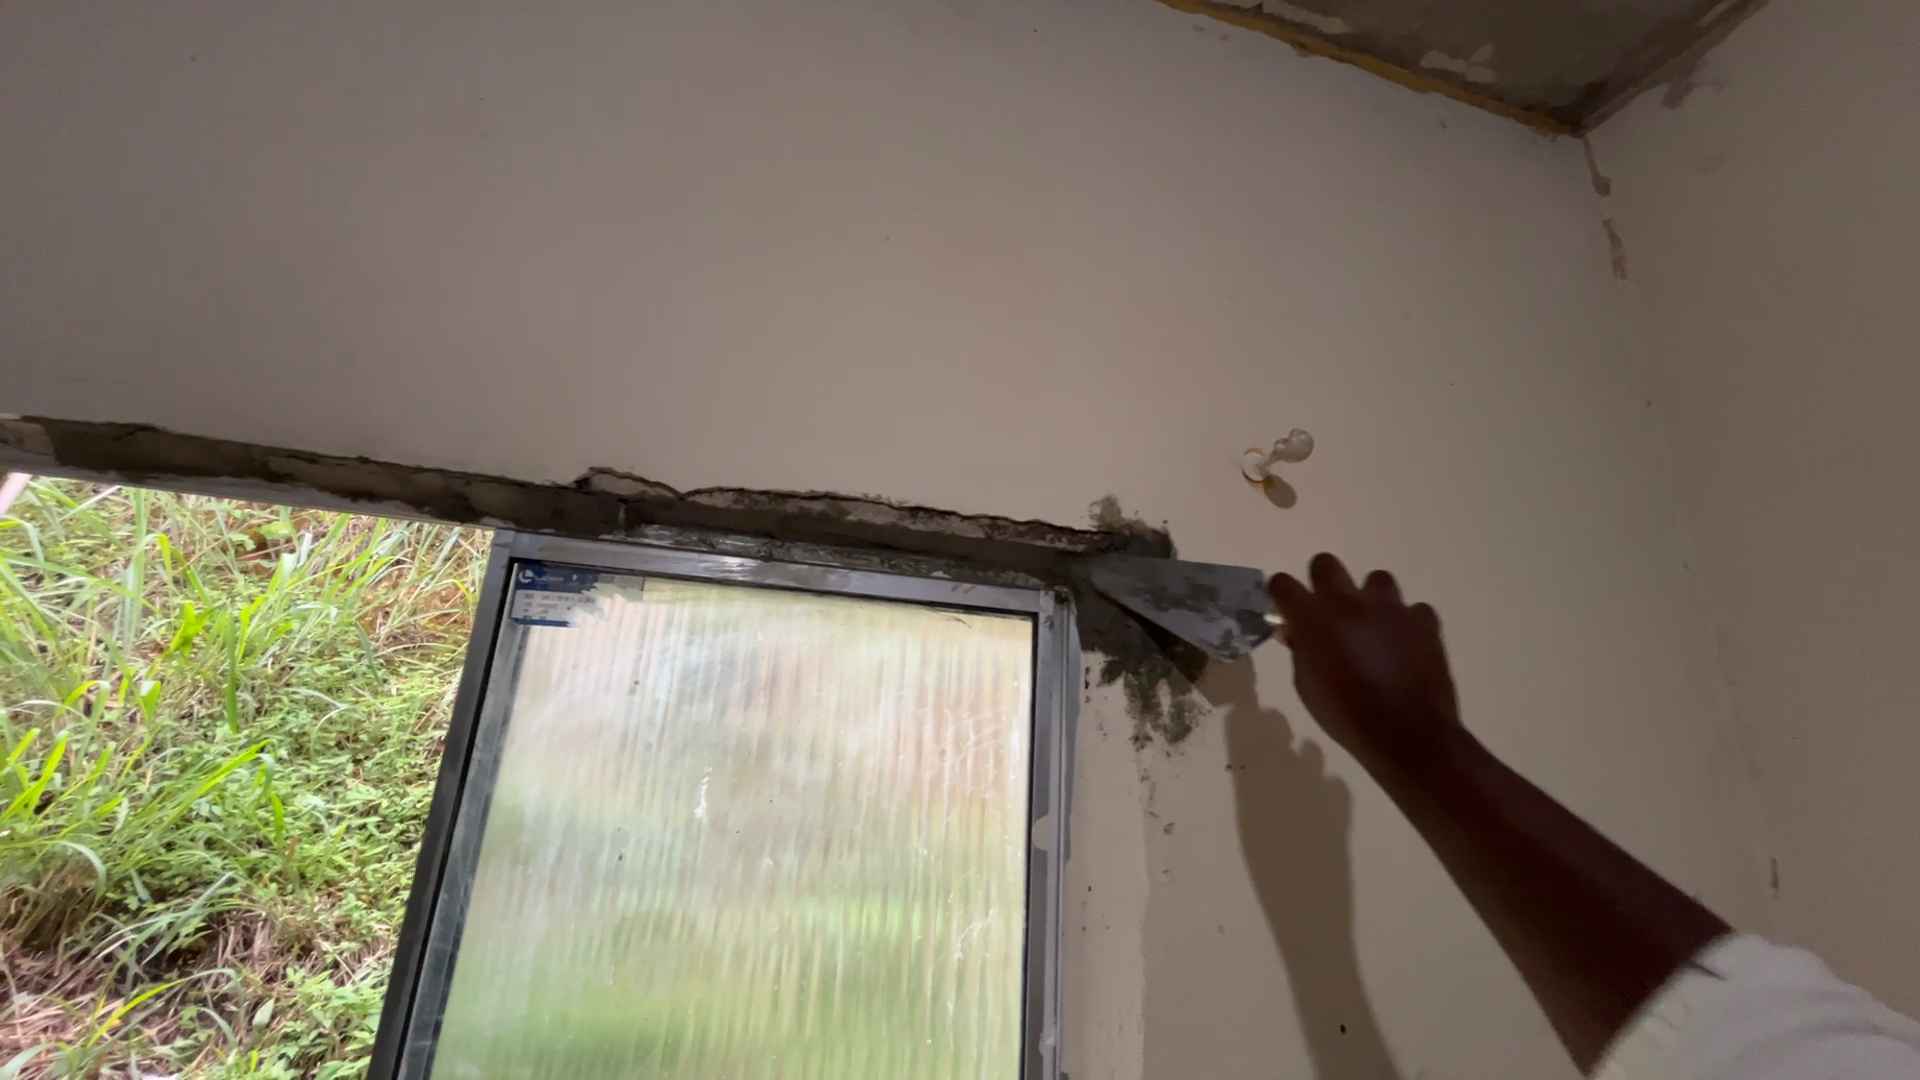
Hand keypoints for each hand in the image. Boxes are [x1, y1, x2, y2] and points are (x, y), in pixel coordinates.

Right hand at [1267, 553, 1461, 768]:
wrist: (1405, 733)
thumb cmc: (1342, 713)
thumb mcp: (1305, 684)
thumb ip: (1299, 650)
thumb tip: (1294, 632)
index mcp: (1311, 617)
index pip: (1282, 583)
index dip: (1280, 593)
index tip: (1284, 608)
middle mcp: (1348, 602)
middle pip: (1325, 564)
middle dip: (1321, 580)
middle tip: (1326, 609)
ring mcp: (1389, 608)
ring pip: (1376, 579)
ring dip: (1369, 598)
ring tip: (1372, 626)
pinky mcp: (1423, 621)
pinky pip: (1414, 609)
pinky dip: (1406, 622)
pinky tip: (1404, 644)